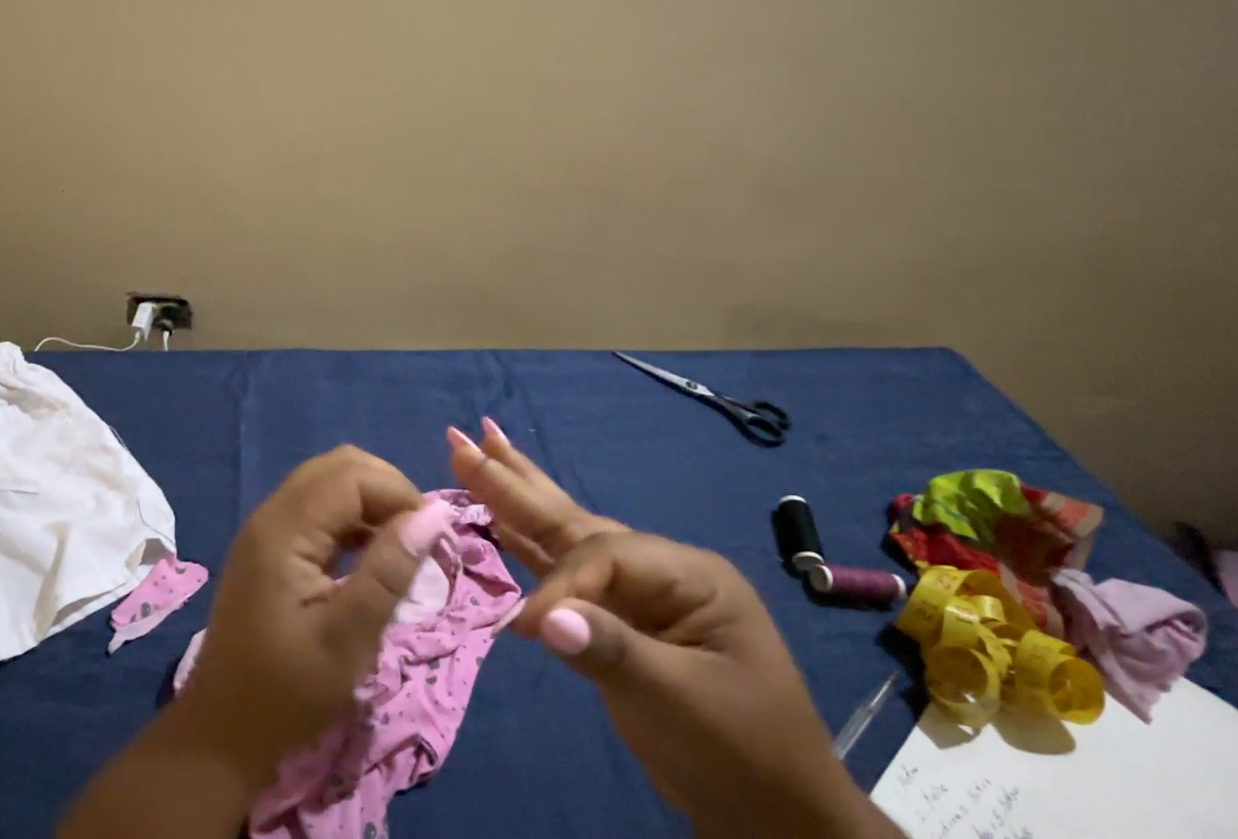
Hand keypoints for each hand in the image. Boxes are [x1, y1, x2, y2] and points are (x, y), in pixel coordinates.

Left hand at [60, 447, 451, 838]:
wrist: (223, 732)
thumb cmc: (288, 691)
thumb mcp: (350, 636)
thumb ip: (391, 569)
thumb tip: (436, 512)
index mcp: (284, 530)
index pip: (352, 475)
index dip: (400, 494)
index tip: (434, 538)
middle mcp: (271, 516)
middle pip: (338, 467)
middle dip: (388, 490)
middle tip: (421, 538)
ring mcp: (267, 530)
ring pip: (329, 484)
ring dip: (372, 503)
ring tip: (404, 548)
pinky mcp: (271, 549)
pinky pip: (318, 510)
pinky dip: (353, 519)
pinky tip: (373, 555)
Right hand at [448, 421, 900, 838]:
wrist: (772, 813)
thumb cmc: (739, 752)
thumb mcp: (680, 704)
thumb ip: (610, 651)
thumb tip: (541, 619)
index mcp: (687, 574)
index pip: (603, 558)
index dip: (558, 586)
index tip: (526, 631)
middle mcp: (659, 569)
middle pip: (574, 520)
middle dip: (516, 481)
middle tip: (464, 437)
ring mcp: (639, 594)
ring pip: (566, 537)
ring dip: (518, 499)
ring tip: (478, 453)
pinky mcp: (619, 621)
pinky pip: (565, 572)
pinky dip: (529, 547)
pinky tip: (502, 524)